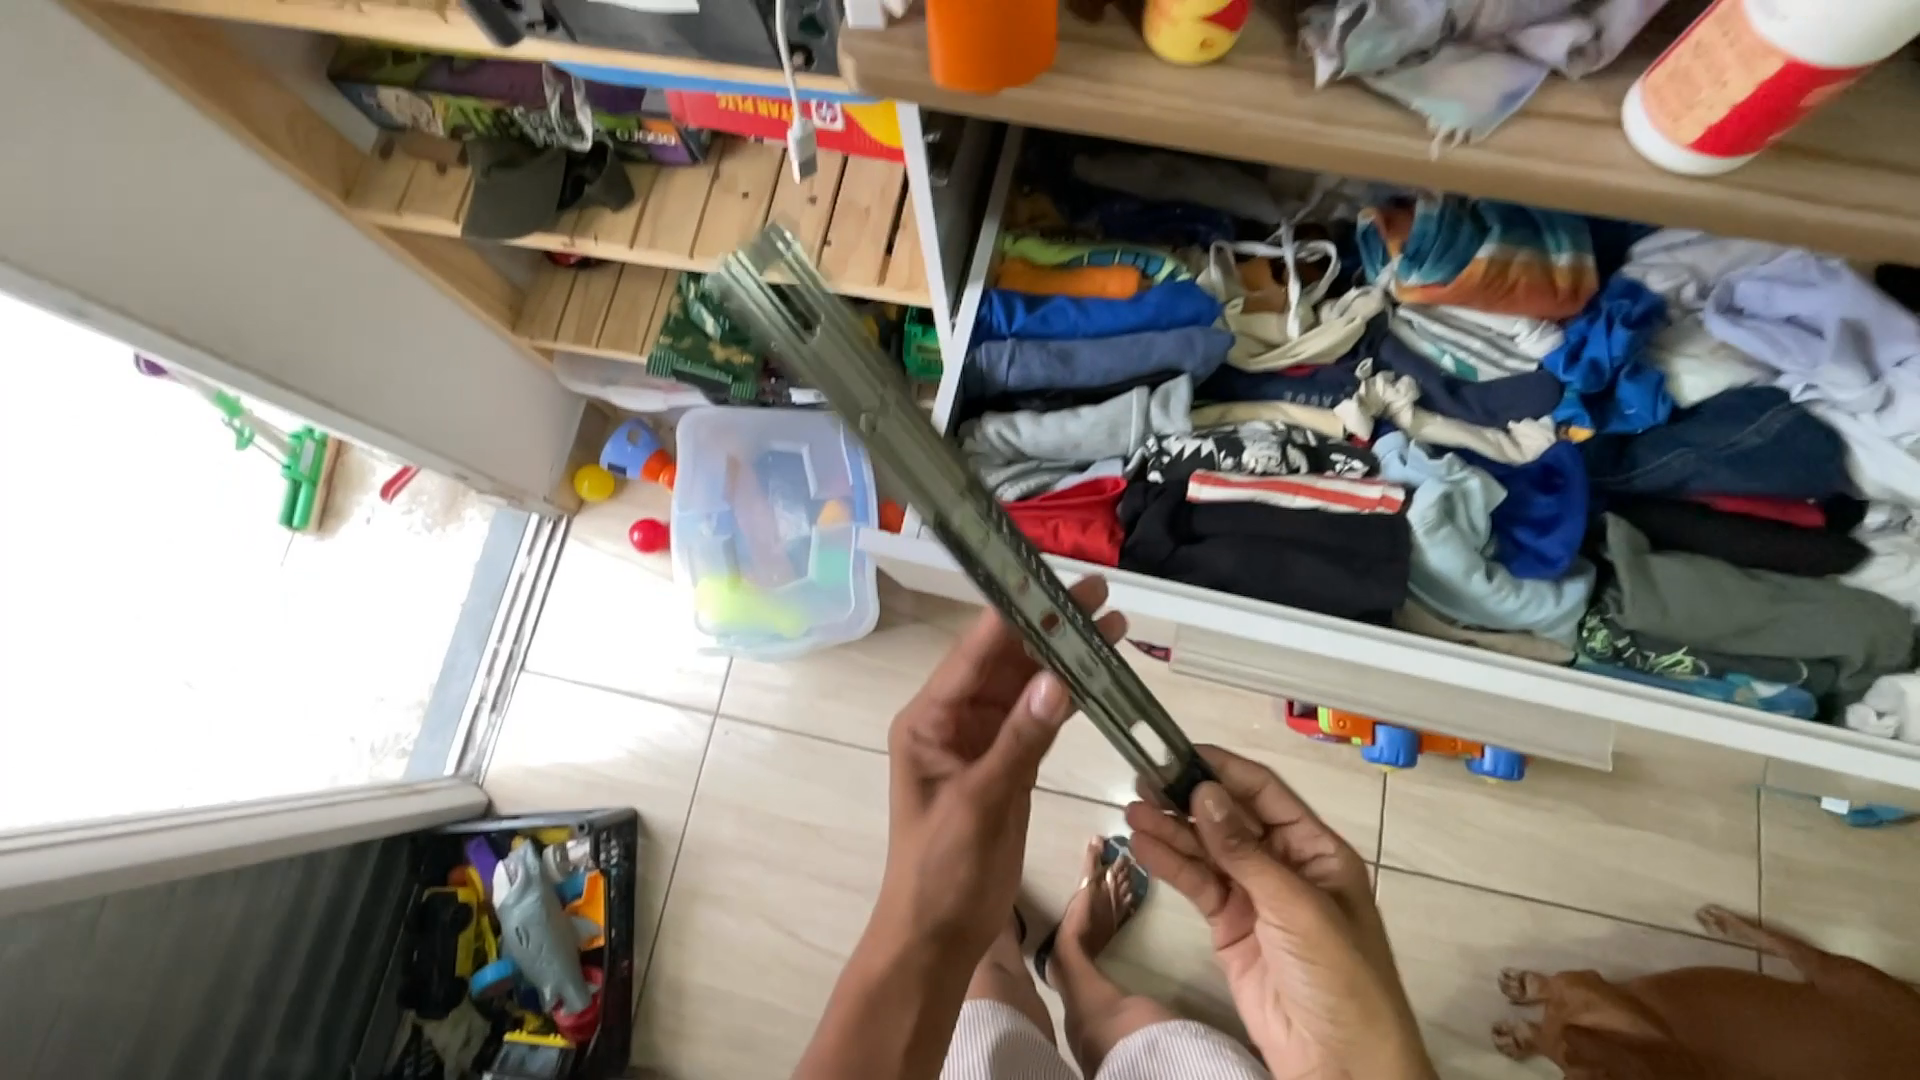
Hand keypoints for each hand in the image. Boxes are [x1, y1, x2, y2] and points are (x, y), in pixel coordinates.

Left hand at [872, 577, 1125, 963]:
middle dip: (1048, 628)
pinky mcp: (1009, 763)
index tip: (1050, 581)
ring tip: (1110, 623)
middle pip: (1005, 662)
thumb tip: (1059, 679)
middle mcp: (955, 719)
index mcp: (929, 719)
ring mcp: (983, 740)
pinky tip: (1098, 676)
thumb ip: (1019, 741)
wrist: (939, 934)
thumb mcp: (977, 802)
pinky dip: (1068, 699)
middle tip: (1095, 593)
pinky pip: (1040, 720)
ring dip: (1064, 658)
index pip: (973, 654)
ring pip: (1027, 686)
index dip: (1012, 615)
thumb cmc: (940, 869)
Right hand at [1126, 747, 1434, 1079]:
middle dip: (1187, 798)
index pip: (1264, 793)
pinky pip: (1196, 883)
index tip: (1180, 752)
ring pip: (1205, 849)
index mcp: (1313, 848)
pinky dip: (1169, 864)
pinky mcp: (1228, 923)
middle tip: (1143, 780)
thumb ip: (1245, 851)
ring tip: (1131, 810)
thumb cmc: (1339, 976)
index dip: (1224, 769)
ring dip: (1170, 829)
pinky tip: (1143, 845)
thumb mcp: (1297, 907)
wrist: (1341, 1065)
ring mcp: (1252, 893)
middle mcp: (1281, 862)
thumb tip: (1203, 791)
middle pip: (1227, 818)